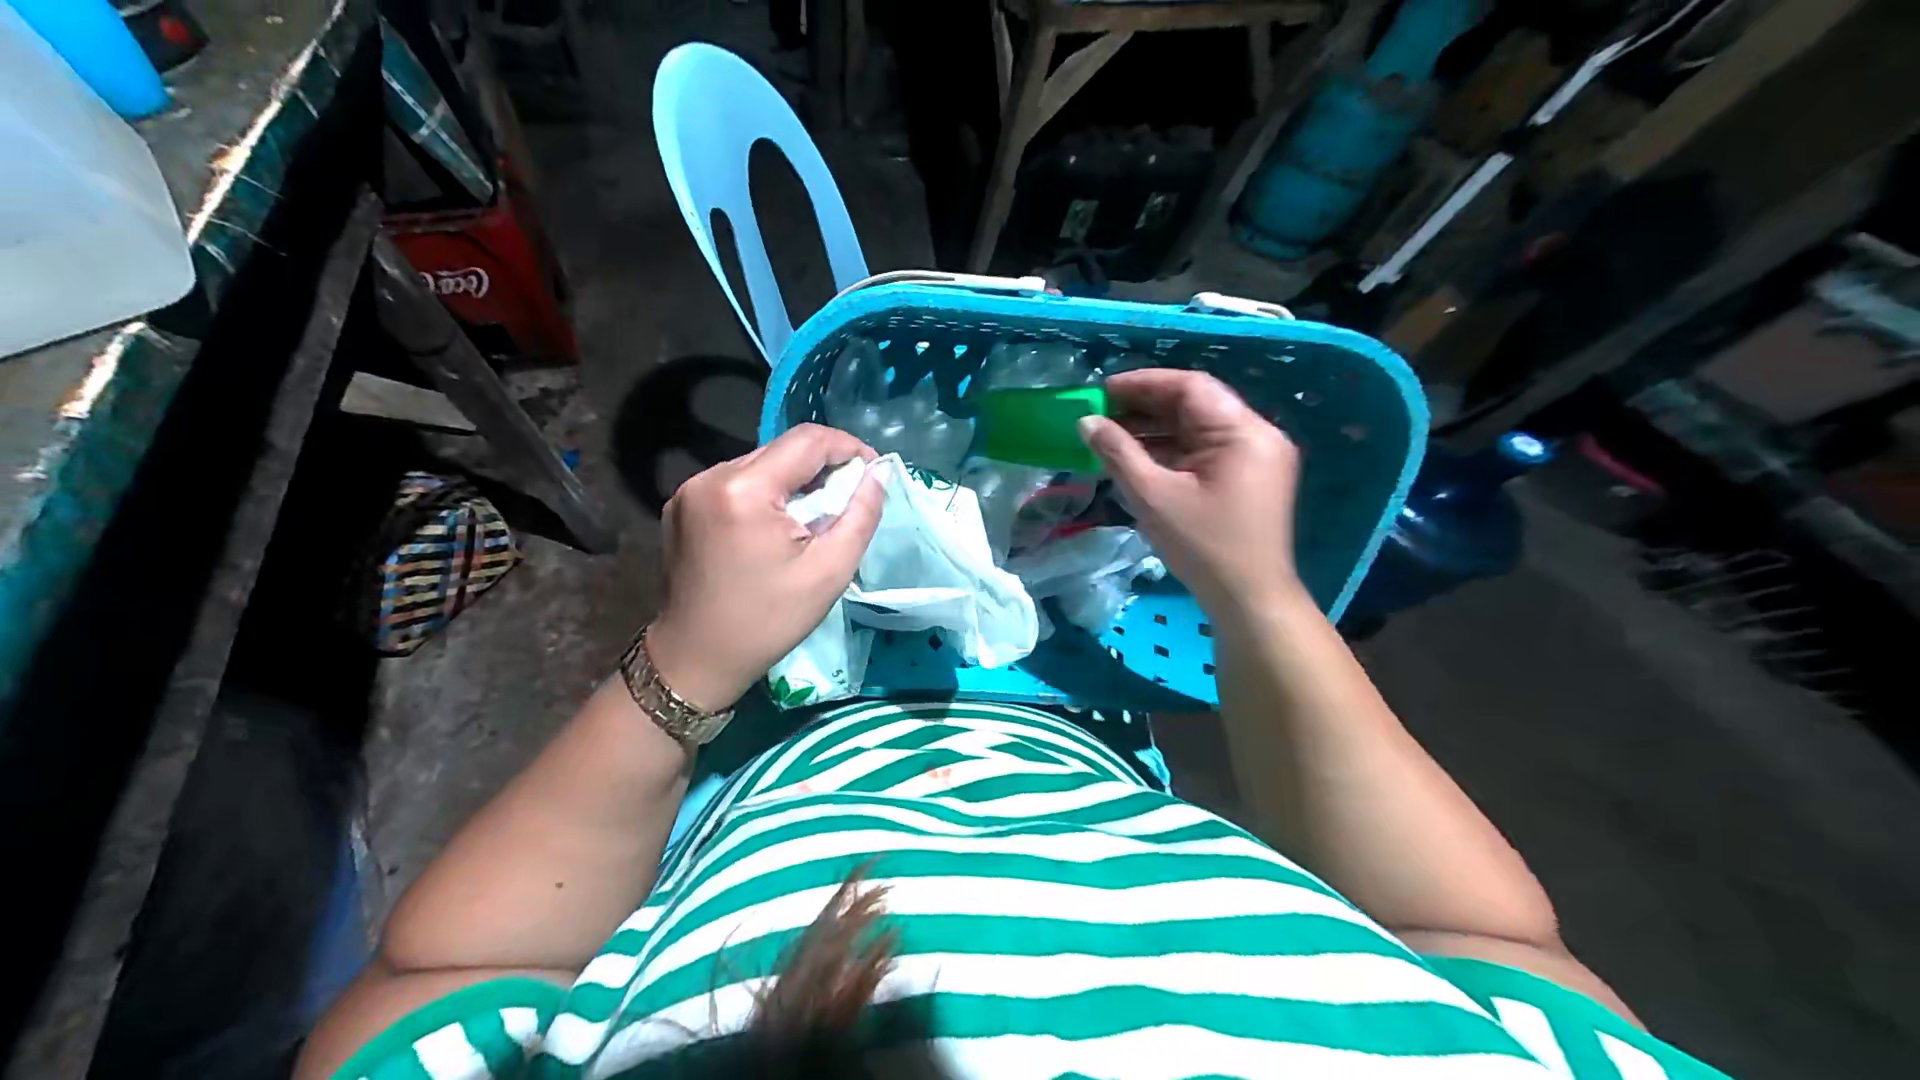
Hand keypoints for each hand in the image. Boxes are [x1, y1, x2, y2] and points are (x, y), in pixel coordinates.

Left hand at [646, 424, 882, 711]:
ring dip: (792, 480)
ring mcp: (689, 489)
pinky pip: (735, 481)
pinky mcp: (680, 504)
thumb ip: (861, 513)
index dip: (848, 447)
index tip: (872, 472)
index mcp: (745, 489)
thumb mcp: (829, 571)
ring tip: (812, 516)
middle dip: (822, 466)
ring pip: (759, 463)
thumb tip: (880, 471)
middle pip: (781, 449)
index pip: (808, 440)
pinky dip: (765, 493)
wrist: (696, 657)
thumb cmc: (769, 620)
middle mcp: (710, 476)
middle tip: (847, 498)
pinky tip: (775, 525)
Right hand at [1077, 369, 1305, 620]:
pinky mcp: (1250, 478)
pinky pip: (1207, 450)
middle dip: (1146, 407)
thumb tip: (1086, 422)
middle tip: (1102, 413)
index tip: (1103, 391)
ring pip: (1200, 428)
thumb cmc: (1203, 546)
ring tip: (1112, 436)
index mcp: (1243, 432)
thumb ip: (1118, 453)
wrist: (1249, 599)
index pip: (1191, 387)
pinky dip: (1173, 450)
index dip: (1143, 384)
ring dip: (1157, 429)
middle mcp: (1258, 435)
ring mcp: (1257, 457)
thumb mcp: (1153, 497)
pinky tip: (1139, 458)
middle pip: (1196, 405)